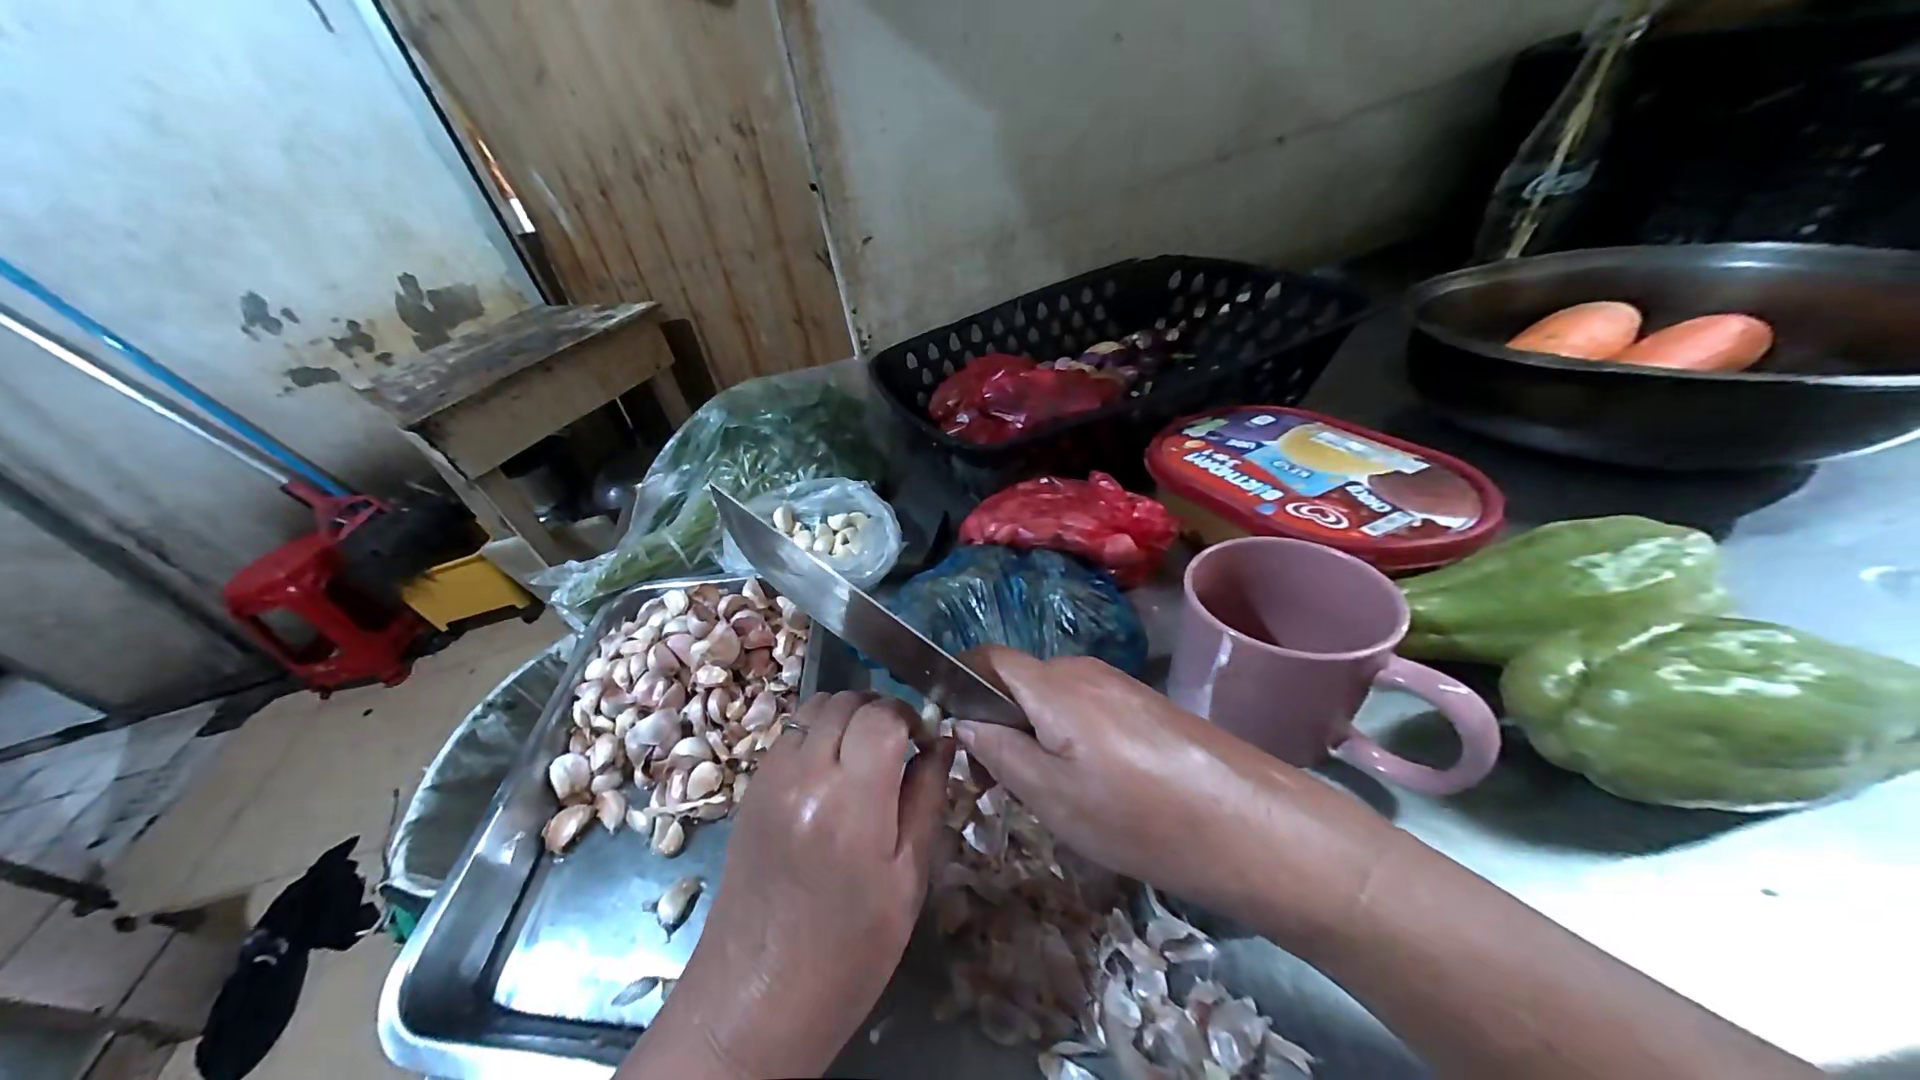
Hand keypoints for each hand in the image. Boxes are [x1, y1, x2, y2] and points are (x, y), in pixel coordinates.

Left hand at [621, 692, 952, 1079]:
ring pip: (814, 709)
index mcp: (851, 802)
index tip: (924, 741)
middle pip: (846, 700)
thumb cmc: (850, 950)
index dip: (910, 717)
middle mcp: (804, 776)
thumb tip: (942, 743)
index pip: (882, 715)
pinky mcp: (750, 791)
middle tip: (898, 748)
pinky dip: (816, 735)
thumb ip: (927, 799)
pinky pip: (789, 735)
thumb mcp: (908, 879)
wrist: (756, 997)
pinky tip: (830, 775)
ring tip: (864, 758)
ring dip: (846, 718)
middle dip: (881, 711)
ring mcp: (769, 779)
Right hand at [955, 647, 1390, 939]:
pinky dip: (1068, 739)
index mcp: (1053, 683)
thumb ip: (997, 750)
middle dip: (996, 721)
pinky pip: (1085, 710)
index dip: (959, 686)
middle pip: (1018, 681)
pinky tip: (1090, 788)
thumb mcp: (1051, 795)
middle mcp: (1084, 670)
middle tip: (997, 784)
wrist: (1249, 827)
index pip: (987, 658)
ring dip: (1033, 734)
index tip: (953, 736)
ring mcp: (1119, 686)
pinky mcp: (1144, 706)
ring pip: (1052, 698)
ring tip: (1045, 794)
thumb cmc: (1137, 816)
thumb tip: (959, 719)